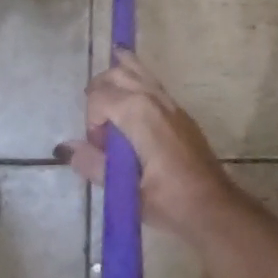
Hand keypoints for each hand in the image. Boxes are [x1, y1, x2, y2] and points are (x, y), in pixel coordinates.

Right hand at [56, 54, 240, 240]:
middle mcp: (154, 98)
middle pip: (117, 74)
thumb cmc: (169, 201)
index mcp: (139, 113)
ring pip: (137, 71)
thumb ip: (94, 165)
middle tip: (96, 126)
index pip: (99, 96)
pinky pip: (150, 82)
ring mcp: (170, 102)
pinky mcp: (179, 111)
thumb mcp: (125, 190)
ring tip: (103, 96)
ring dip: (116, 79)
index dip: (91, 121)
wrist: (213, 207)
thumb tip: (65, 148)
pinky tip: (127, 91)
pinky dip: (134, 80)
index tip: (100, 149)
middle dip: (98, 92)